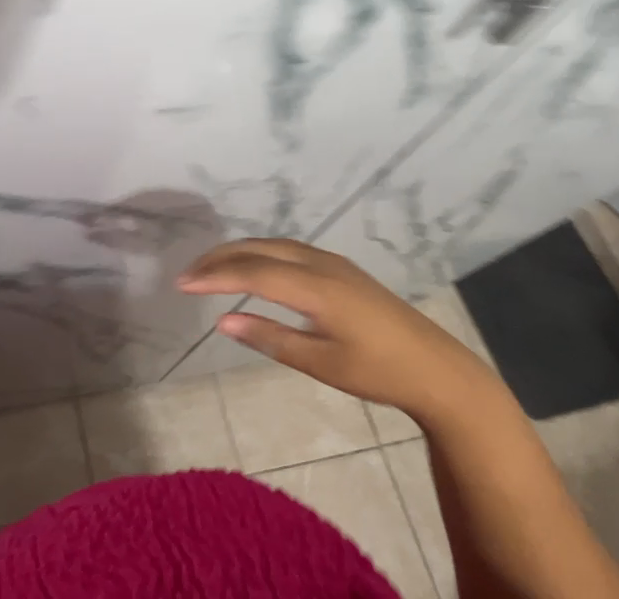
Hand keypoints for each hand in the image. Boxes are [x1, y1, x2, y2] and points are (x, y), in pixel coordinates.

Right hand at [178, 238, 497, 422]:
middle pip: (260, 249)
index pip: (253, 271)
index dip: (214, 275)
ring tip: (210, 269)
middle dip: (220, 257)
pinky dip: (261, 254)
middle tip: (187, 274)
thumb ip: (270, 338)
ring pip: (275, 245)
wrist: (437, 369)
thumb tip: (223, 320)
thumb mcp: (320, 363)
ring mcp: (334, 263)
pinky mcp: (342, 270)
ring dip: (239, 252)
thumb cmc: (378, 372)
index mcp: (316, 288)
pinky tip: (252, 268)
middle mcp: (322, 265)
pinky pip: (290, 250)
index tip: (181, 283)